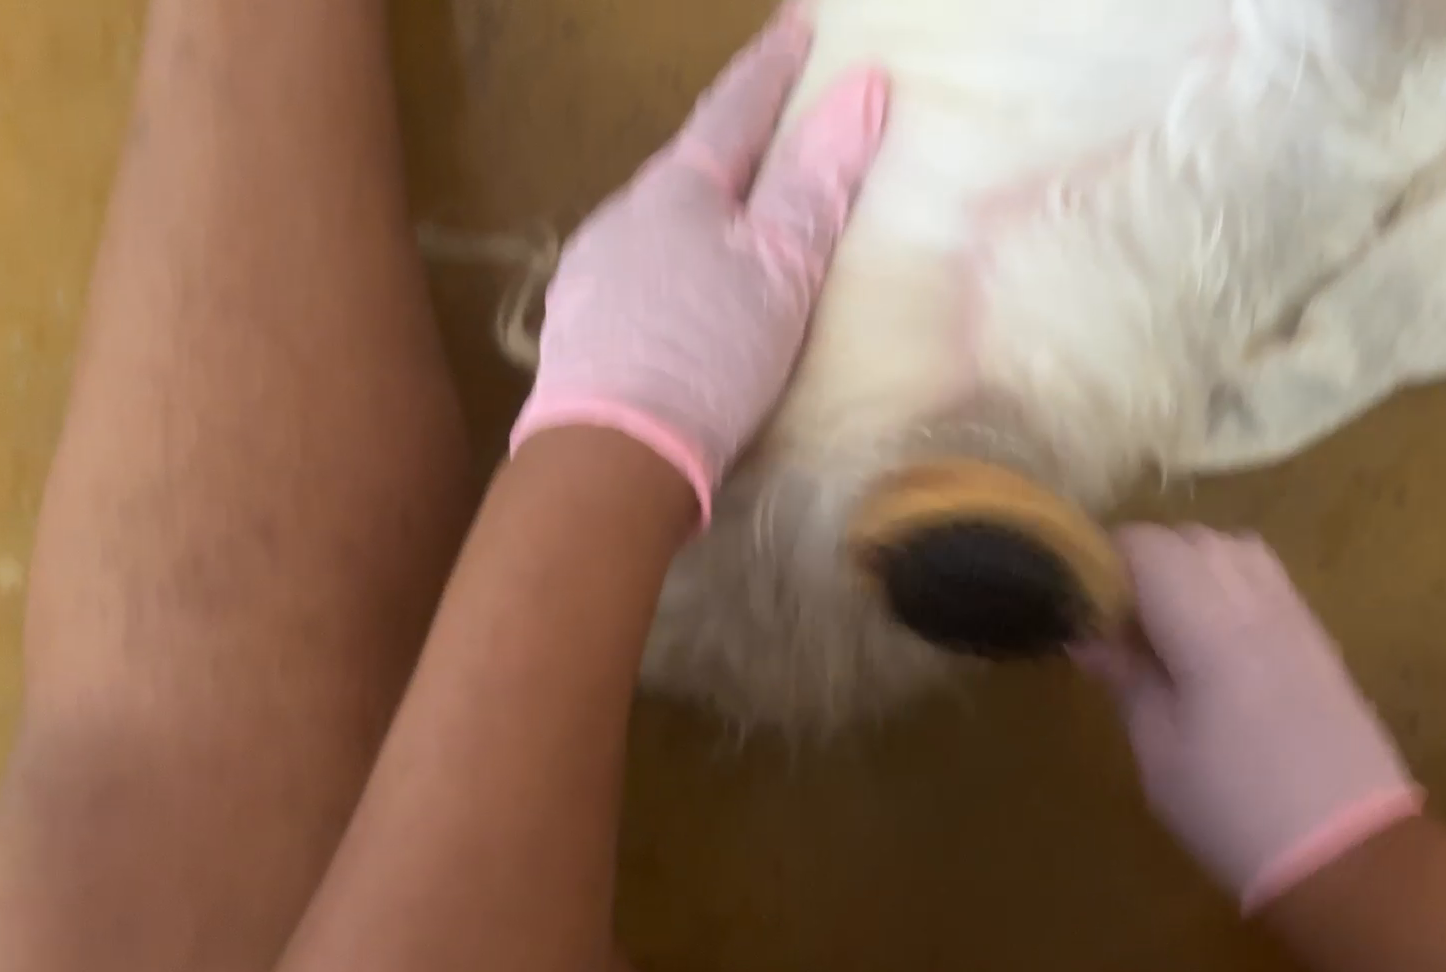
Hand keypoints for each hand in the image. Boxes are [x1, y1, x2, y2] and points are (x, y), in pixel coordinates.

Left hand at [511, 8, 889, 522]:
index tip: (798, 25)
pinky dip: (669, 267)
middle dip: (731, 143)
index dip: (771, 67)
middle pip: (691, 164)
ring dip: (697, 212)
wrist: (617, 454)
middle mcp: (626, 215)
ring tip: (728, 226)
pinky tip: (678, 298)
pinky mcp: (582, 324)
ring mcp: (594, 269)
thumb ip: (816, 185)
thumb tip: (863, 89)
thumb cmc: (711, 354)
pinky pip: (637, 272)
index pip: (735, 109)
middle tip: (769, 131)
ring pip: (659, 223)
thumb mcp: (781, 271)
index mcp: (680, 191)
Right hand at [1080, 526, 1423, 911]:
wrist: (1352, 857)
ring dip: (1189, 564)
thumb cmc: (1234, 810)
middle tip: (1118, 615)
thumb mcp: (1158, 749)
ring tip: (1164, 618)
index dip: (1106, 558)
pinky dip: (1226, 581)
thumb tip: (1085, 634)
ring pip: (1234, 547)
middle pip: (1193, 537)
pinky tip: (1210, 634)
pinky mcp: (1318, 638)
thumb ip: (1124, 676)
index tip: (1083, 599)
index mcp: (1211, 631)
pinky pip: (1265, 576)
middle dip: (1144, 559)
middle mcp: (1258, 607)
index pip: (1150, 546)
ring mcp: (1297, 618)